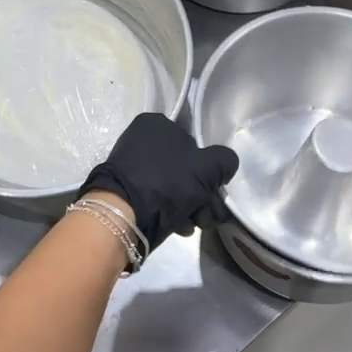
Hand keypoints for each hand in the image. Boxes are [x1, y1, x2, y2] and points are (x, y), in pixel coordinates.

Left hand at [79, 113, 239, 247]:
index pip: (195, 144)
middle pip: (185, 169)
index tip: (214, 193)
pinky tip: (180, 227)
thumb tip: (228, 163)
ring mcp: (132, 165)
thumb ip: (224, 161)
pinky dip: (171, 211)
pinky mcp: (127, 189)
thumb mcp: (206, 170)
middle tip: (207, 217)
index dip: (208, 171)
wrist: (124, 214)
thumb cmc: (167, 183)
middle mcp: (142, 139)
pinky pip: (158, 197)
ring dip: (190, 207)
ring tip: (195, 225)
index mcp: (158, 124)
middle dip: (201, 196)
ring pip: (173, 186)